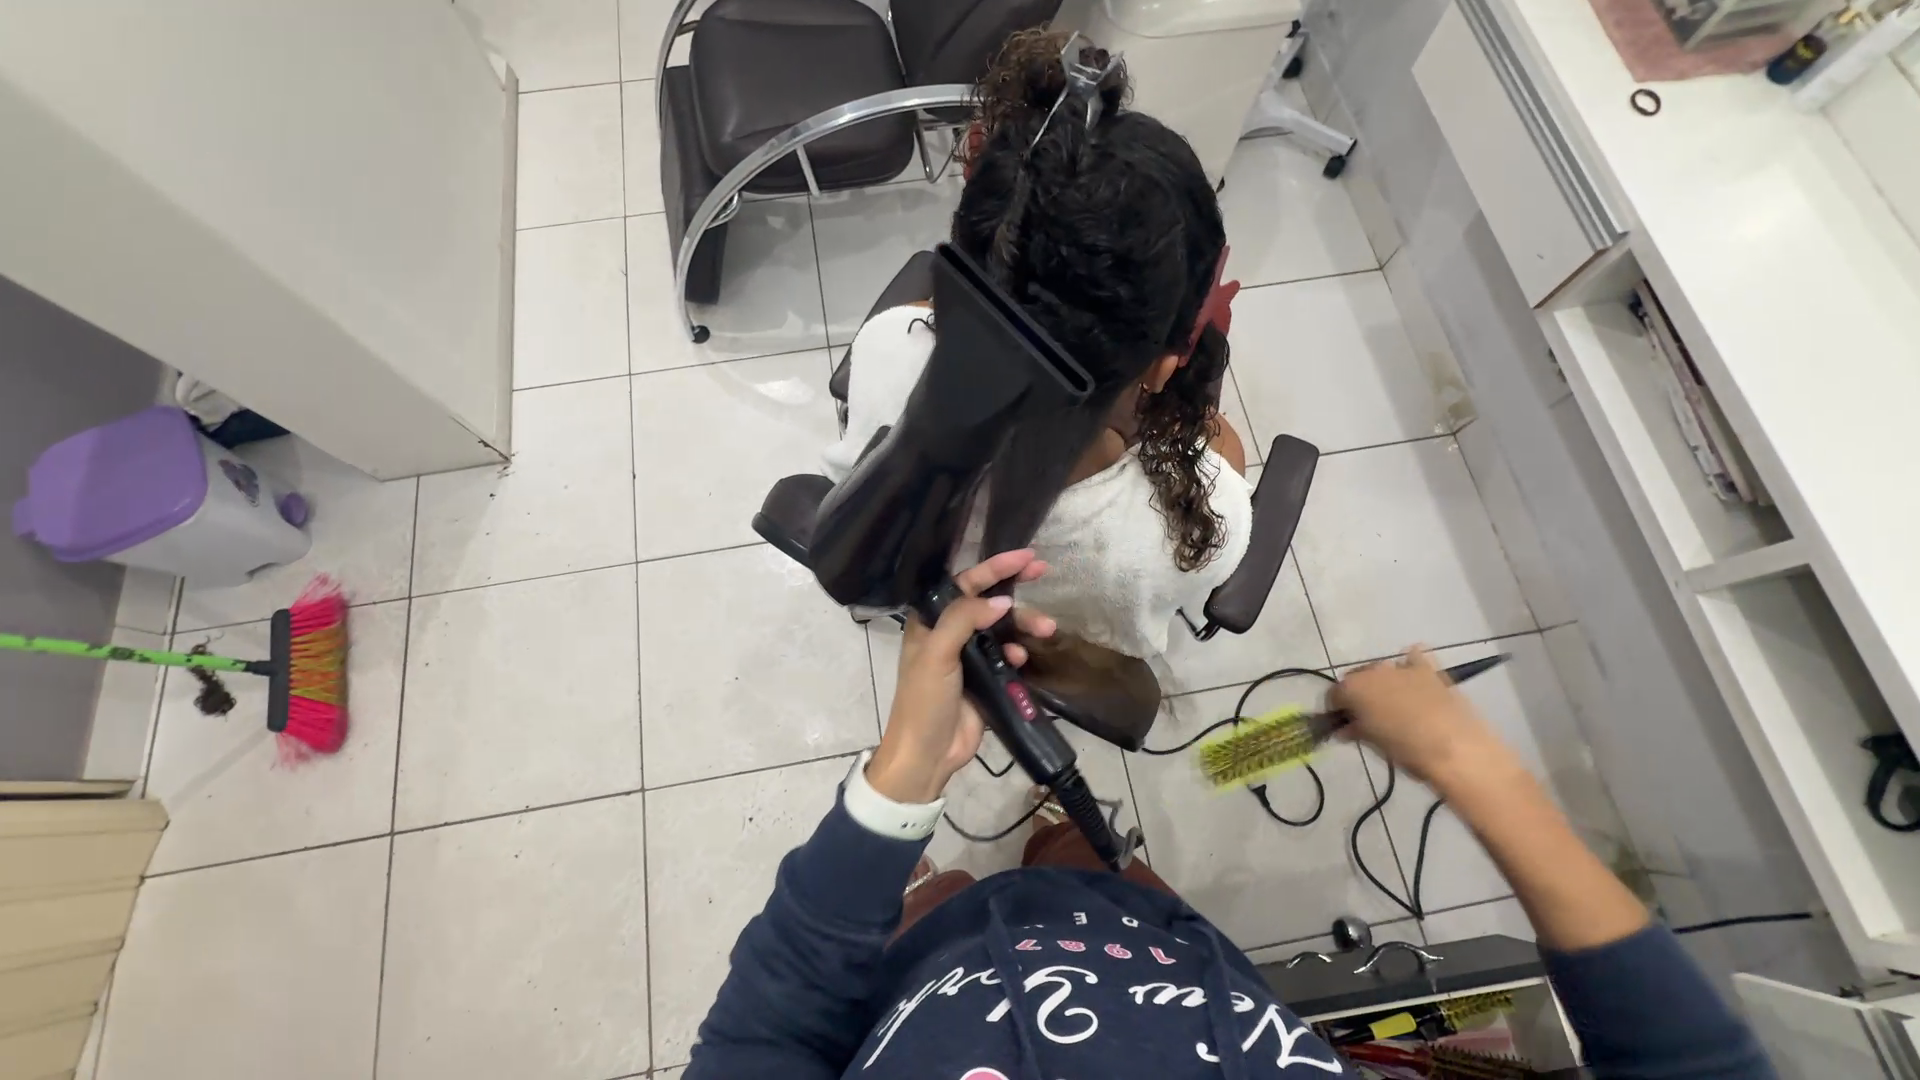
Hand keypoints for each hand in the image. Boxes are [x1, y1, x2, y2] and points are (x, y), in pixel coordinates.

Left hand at [866, 550, 1056, 803]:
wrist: (927, 753)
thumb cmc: (924, 700)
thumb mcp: (938, 653)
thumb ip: (965, 620)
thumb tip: (1001, 601)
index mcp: (930, 621)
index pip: (964, 583)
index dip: (994, 567)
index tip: (1025, 556)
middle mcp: (949, 633)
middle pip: (987, 601)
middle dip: (1016, 588)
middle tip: (1045, 571)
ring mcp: (969, 657)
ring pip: (1003, 628)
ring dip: (1024, 625)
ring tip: (1047, 629)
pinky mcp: (985, 679)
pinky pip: (1008, 656)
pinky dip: (1018, 652)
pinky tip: (1023, 658)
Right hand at [1330, 647, 1519, 794]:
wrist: (1456, 748)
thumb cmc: (1406, 749)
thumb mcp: (1373, 743)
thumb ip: (1355, 730)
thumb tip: (1346, 728)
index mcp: (1352, 688)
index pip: (1334, 695)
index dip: (1336, 709)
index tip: (1343, 723)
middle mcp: (1372, 671)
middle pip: (1356, 677)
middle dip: (1358, 693)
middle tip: (1367, 715)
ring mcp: (1402, 668)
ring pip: (1382, 668)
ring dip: (1382, 681)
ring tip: (1392, 701)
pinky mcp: (1429, 670)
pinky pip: (1414, 656)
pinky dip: (1411, 662)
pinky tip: (1413, 674)